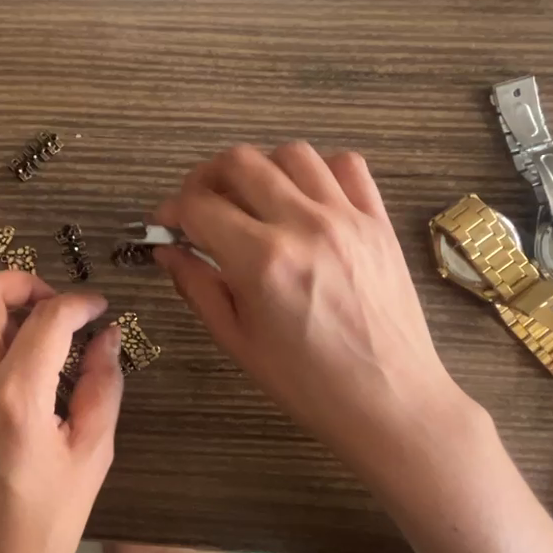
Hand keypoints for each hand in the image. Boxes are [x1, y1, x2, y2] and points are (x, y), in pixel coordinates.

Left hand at [0, 272, 123, 552]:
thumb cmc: (49, 519)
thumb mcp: (93, 454)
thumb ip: (102, 386)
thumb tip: (107, 335)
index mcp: (18, 399)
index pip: (48, 318)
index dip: (80, 302)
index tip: (98, 309)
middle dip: (22, 282)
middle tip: (51, 306)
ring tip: (21, 331)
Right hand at [153, 143, 474, 468]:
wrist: (387, 400)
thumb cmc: (305, 381)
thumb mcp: (235, 339)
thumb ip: (196, 286)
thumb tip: (167, 251)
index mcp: (261, 261)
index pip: (199, 206)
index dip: (170, 210)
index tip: (165, 225)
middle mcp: (303, 226)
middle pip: (240, 162)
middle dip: (205, 177)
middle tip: (197, 206)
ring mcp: (347, 217)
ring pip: (291, 153)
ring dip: (259, 168)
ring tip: (249, 199)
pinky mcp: (378, 221)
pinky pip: (346, 166)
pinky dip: (316, 170)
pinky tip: (302, 198)